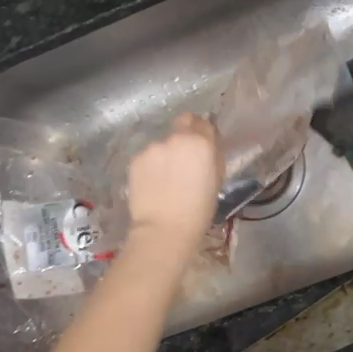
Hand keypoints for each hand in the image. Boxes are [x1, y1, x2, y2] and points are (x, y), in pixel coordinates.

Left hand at [124, 114, 220, 259]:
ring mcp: (153, 147)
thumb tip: (206, 146)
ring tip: (165, 179)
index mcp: (201, 142)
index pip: (201, 122)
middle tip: (182, 162)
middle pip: (181, 126)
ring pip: (162, 144)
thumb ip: (211, 156)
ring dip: (165, 154)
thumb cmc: (198, 210)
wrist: (164, 230)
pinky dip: (150, 166)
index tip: (200, 144)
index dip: (201, 132)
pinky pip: (147, 157)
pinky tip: (152, 185)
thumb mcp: (216, 180)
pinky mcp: (136, 159)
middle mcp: (176, 138)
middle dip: (182, 139)